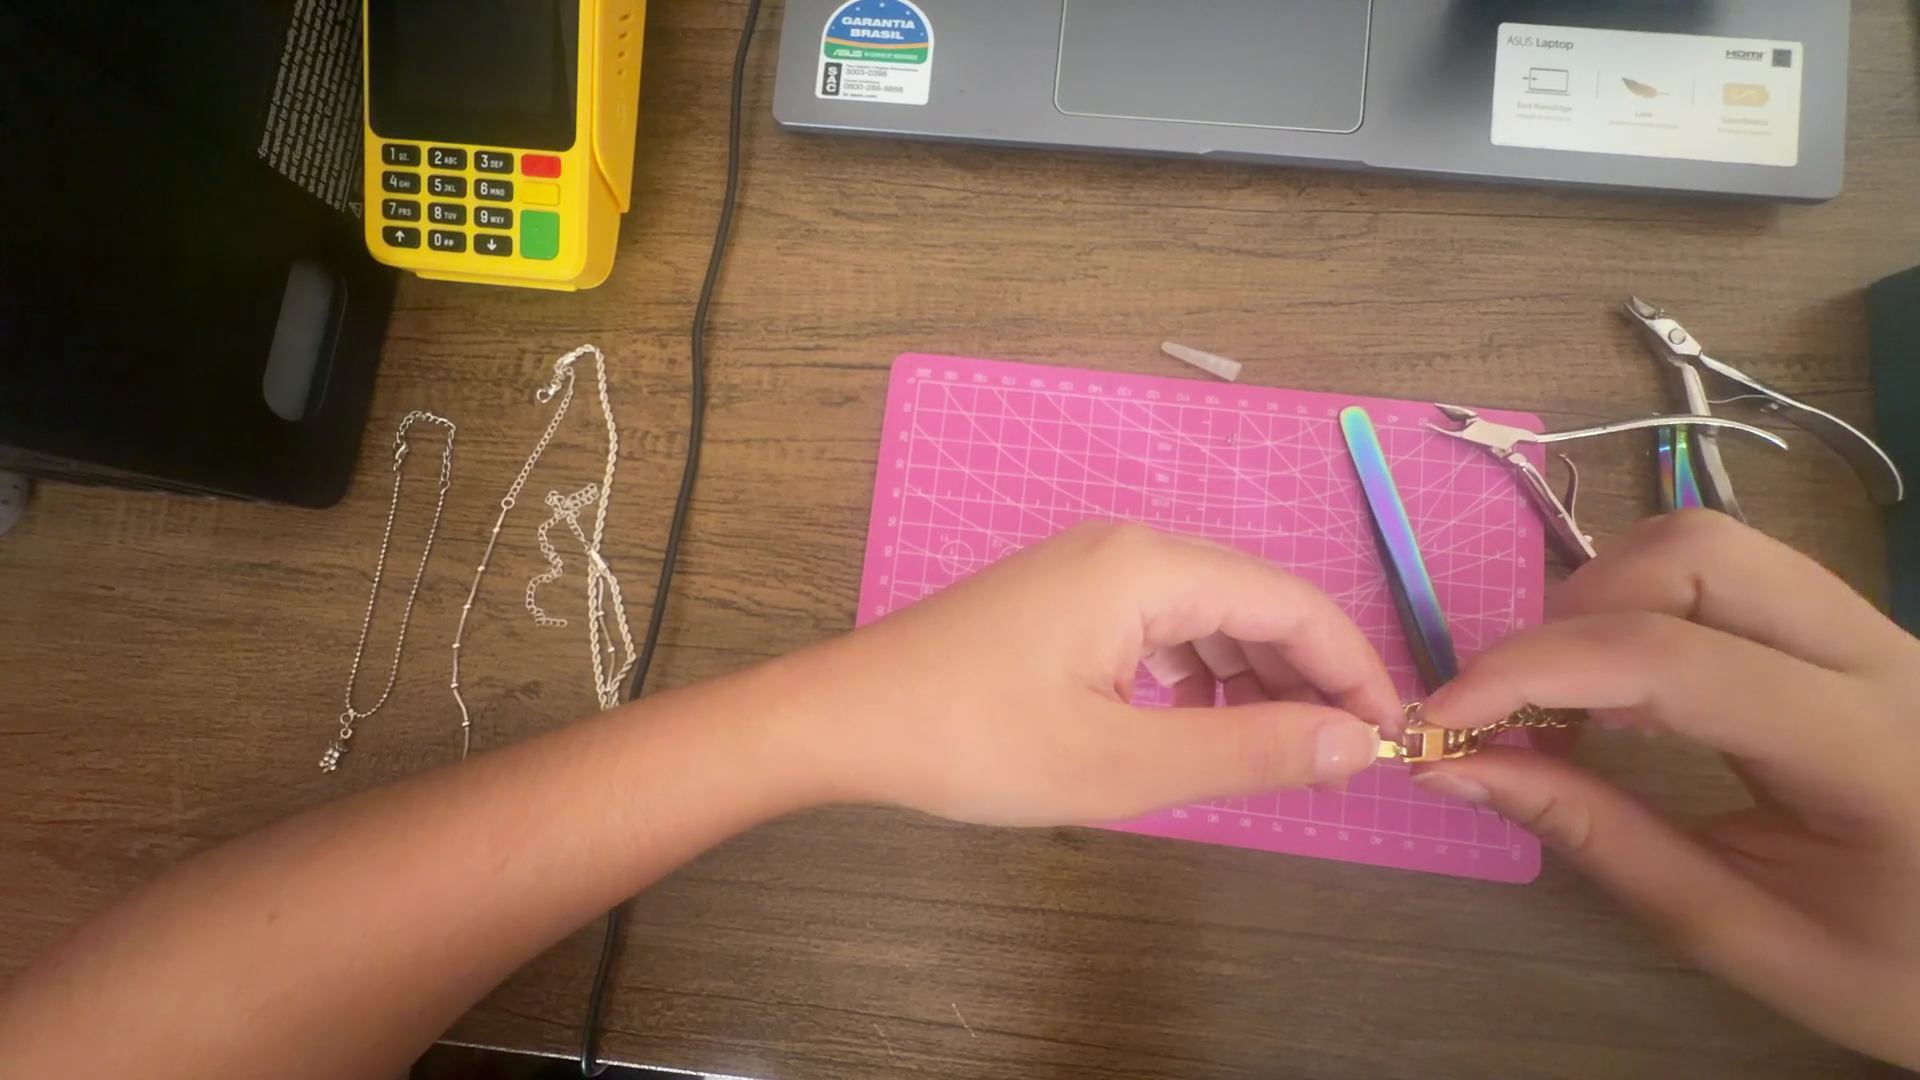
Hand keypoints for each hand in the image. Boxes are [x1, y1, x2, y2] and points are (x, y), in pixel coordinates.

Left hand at [785, 522, 1400, 826]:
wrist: (850, 717)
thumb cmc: (979, 740)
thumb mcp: (1124, 762)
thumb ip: (1249, 748)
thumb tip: (1355, 741)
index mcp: (1147, 565)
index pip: (1290, 602)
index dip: (1351, 669)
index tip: (1389, 740)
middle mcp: (1122, 547)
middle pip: (1247, 598)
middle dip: (1302, 673)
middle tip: (1335, 757)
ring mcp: (1084, 566)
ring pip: (1198, 609)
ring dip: (1247, 670)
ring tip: (1274, 743)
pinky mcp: (1057, 595)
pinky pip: (1150, 621)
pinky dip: (1190, 666)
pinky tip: (1192, 713)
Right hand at [1415, 511, 1919, 1068]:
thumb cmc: (1907, 972)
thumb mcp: (1736, 931)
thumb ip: (1586, 833)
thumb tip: (1445, 768)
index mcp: (1877, 755)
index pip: (1668, 662)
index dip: (1527, 673)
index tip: (1436, 717)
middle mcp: (1884, 662)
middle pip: (1692, 556)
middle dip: (1571, 613)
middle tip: (1530, 701)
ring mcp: (1873, 634)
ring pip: (1698, 547)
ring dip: (1596, 601)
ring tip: (1572, 693)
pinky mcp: (1843, 631)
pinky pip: (1711, 574)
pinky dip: (1626, 609)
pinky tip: (1618, 689)